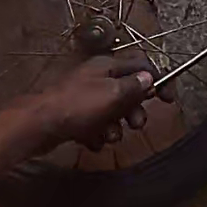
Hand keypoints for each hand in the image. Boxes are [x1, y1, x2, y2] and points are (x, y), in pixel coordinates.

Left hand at [16, 55, 159, 151]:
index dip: (158, 80)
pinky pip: (95, 124)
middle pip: (128, 90)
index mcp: (108, 65)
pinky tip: (92, 141)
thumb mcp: (113, 94)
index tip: (169, 99)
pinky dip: (97, 133)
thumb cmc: (77, 106)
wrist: (37, 125)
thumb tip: (149, 78)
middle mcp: (97, 76)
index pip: (141, 66)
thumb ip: (134, 86)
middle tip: (136, 124)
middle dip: (135, 110)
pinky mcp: (74, 114)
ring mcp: (84, 95)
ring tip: (109, 137)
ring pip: (111, 110)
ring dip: (115, 126)